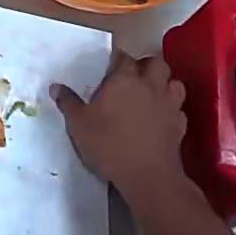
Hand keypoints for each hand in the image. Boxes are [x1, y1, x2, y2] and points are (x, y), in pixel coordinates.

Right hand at [52, 51, 193, 202]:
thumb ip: (68, 103)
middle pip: (156, 63)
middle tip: (133, 77)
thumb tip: (55, 87)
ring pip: (174, 83)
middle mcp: (149, 85)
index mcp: (124, 79)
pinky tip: (161, 118)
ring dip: (165, 84)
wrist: (148, 178)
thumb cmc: (109, 144)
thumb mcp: (79, 124)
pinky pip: (179, 109)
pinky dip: (172, 109)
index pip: (123, 57)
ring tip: (151, 94)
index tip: (108, 67)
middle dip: (146, 65)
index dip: (116, 59)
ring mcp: (168, 105)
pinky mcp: (180, 126)